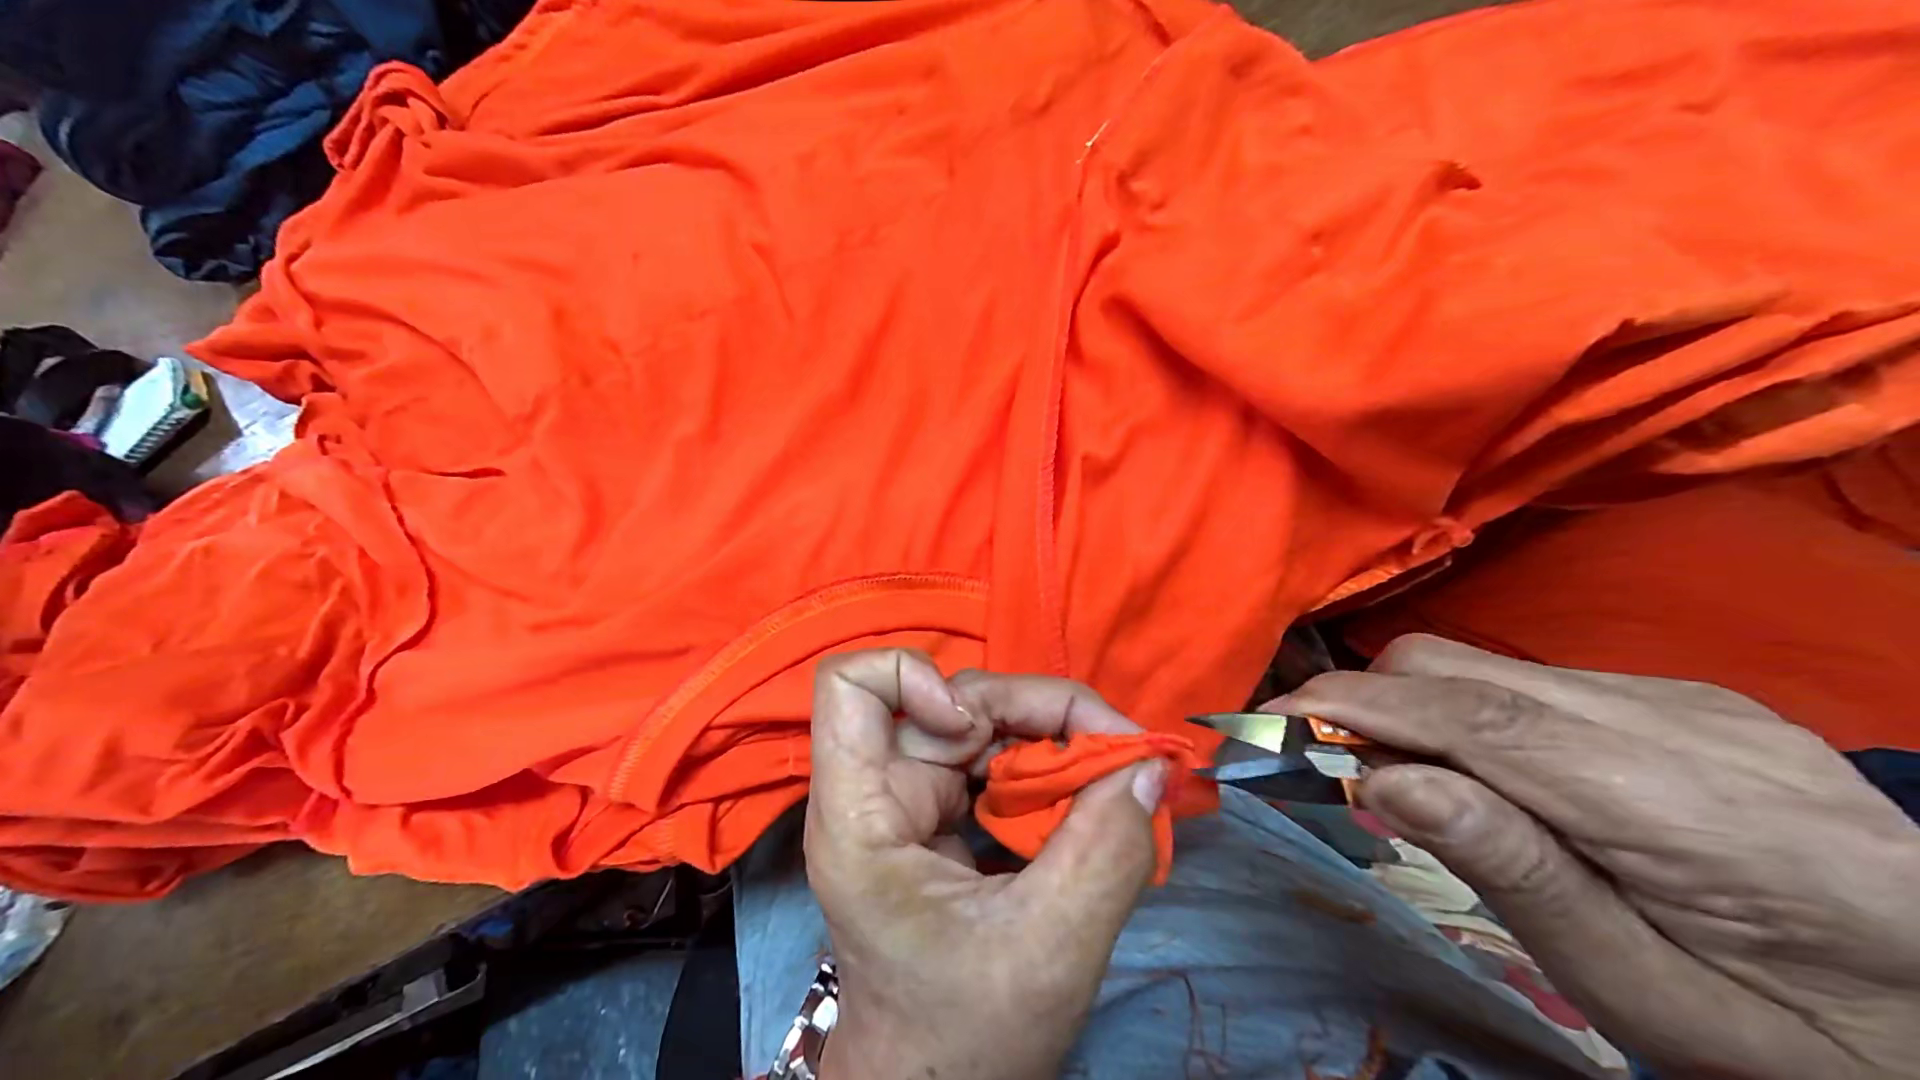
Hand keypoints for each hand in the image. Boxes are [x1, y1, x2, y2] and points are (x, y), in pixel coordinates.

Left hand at [804, 649, 1166, 1079]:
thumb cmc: (965, 1038)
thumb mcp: (1048, 950)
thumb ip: (1105, 851)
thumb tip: (1147, 765)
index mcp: (861, 814)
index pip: (852, 684)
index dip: (917, 675)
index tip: (982, 728)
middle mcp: (877, 790)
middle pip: (953, 696)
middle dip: (1040, 712)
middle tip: (1119, 750)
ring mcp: (909, 799)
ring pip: (984, 721)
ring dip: (1052, 740)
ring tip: (1113, 777)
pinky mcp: (938, 814)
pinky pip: (995, 759)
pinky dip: (1046, 769)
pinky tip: (1085, 801)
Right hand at [1277, 634, 1919, 1079]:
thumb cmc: (1807, 1039)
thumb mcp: (1650, 1000)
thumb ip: (1515, 873)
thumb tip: (1384, 781)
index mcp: (1684, 806)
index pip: (1474, 716)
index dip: (1353, 705)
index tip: (1267, 721)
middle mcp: (1680, 720)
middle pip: (1462, 667)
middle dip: (1366, 701)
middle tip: (1325, 765)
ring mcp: (1689, 699)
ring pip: (1486, 665)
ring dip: (1414, 709)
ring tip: (1403, 777)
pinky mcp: (1687, 699)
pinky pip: (1532, 683)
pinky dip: (1470, 714)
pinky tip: (1493, 776)